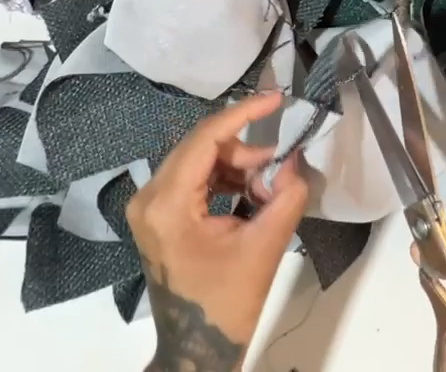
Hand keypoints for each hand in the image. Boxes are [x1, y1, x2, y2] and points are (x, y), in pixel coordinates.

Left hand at [129, 91, 308, 371]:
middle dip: (245, 148)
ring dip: (237, 164)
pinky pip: (195, 177)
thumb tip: (296, 159)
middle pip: (202, 146)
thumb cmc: (226, 304)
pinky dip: (225, 178)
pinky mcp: (158, 213)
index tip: (277, 98)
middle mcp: (150, 195)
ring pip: (200, 159)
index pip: (206, 138)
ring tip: (267, 189)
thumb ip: (286, 197)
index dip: (244, 113)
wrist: (195, 350)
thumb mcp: (263, 249)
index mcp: (167, 203)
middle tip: (278, 164)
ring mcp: (149, 205)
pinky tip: (250, 195)